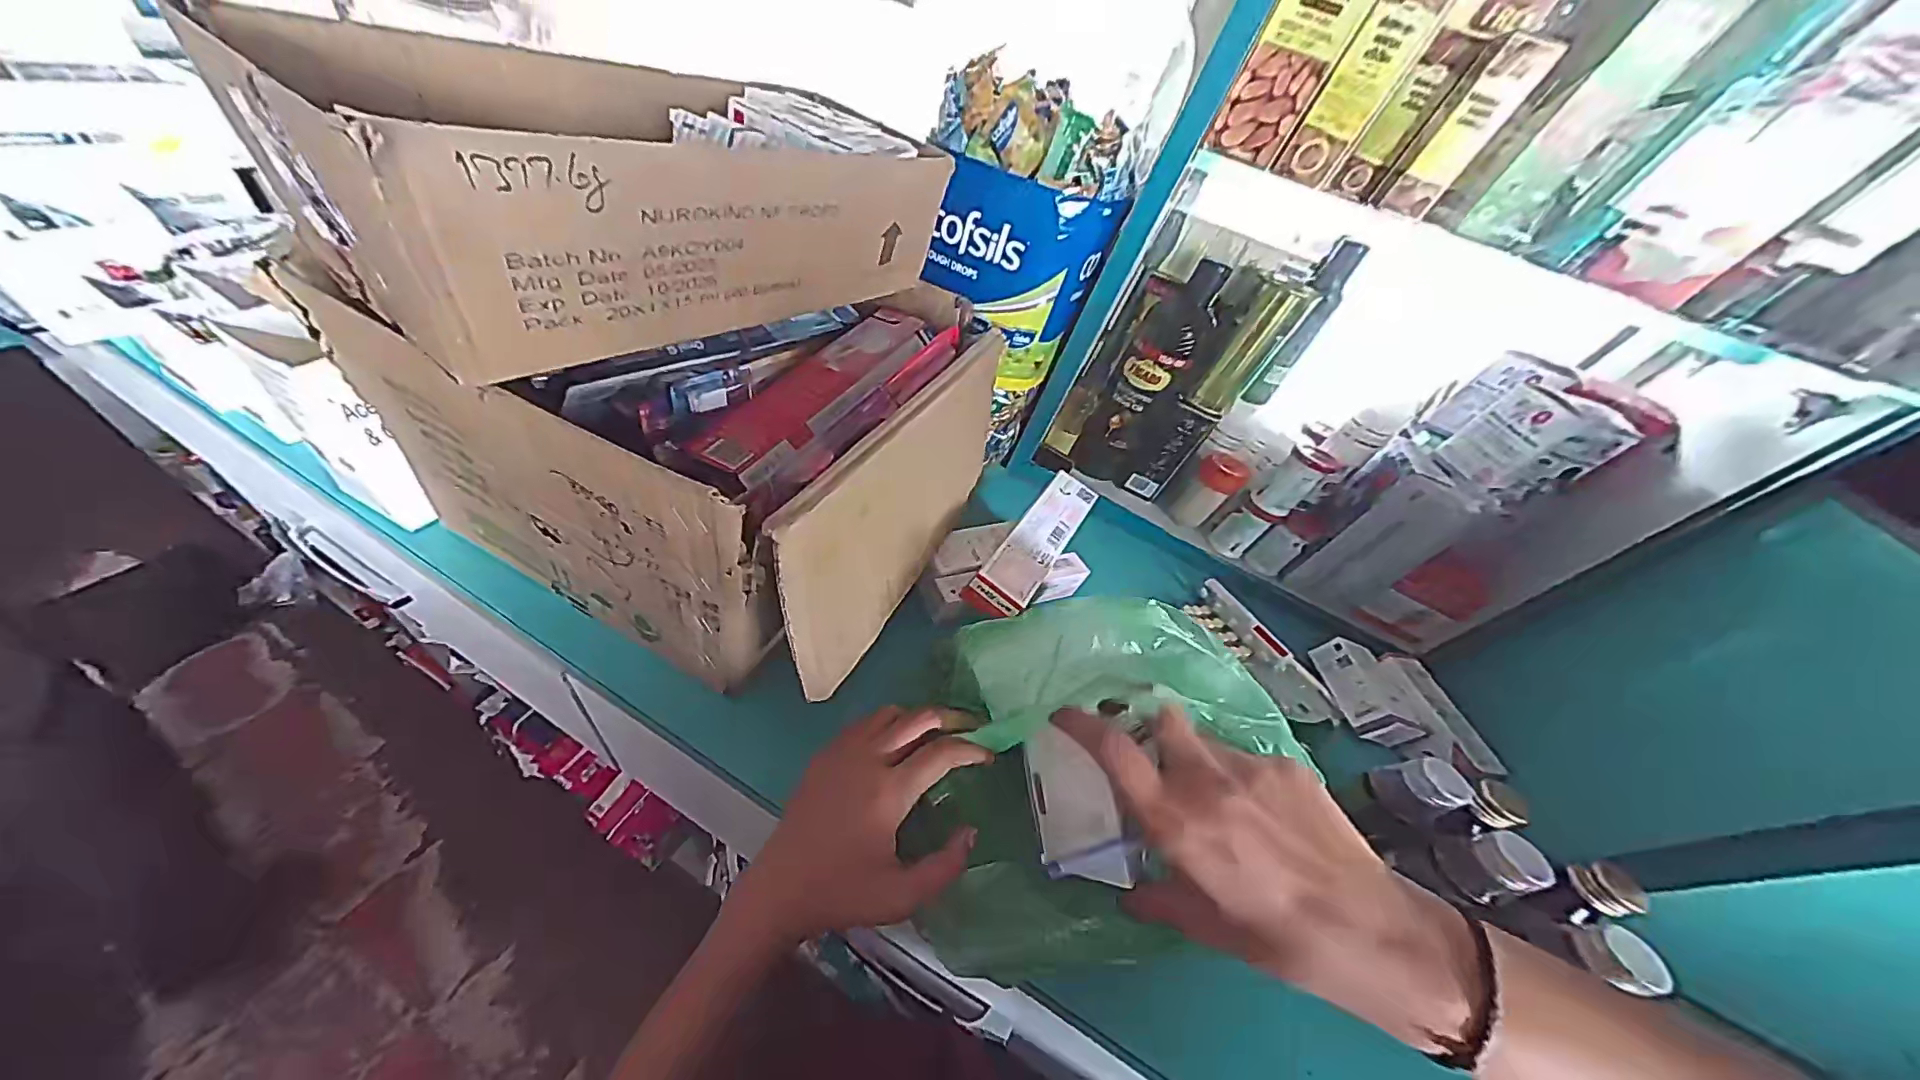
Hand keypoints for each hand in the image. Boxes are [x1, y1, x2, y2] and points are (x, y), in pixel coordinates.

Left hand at [723, 706, 991, 946]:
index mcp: (888, 791)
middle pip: (918, 718)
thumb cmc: (842, 893)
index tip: (989, 755)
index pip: (941, 752)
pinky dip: (889, 723)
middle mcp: (867, 759)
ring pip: (890, 713)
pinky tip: (895, 745)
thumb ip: (945, 866)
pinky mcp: (824, 755)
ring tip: (936, 735)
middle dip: (952, 718)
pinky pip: (864, 723)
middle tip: (972, 729)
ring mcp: (841, 752)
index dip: (972, 749)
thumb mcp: (902, 896)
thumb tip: (970, 832)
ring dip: (918, 718)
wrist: (779, 889)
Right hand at [1052, 704, 1480, 1053]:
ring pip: (1205, 739)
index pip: (1115, 750)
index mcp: (1178, 822)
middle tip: (1151, 759)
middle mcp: (1208, 780)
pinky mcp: (1290, 766)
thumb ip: (1161, 900)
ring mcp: (1253, 766)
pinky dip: (1238, 775)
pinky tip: (1264, 815)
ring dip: (1195, 758)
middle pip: (1161, 718)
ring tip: (1218, 802)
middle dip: (1146, 727)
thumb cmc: (1283, 943)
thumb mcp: (1211, 929)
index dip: (1082, 723)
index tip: (1064, 715)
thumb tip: (1131, 894)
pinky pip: (1246, 757)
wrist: (1383, 936)